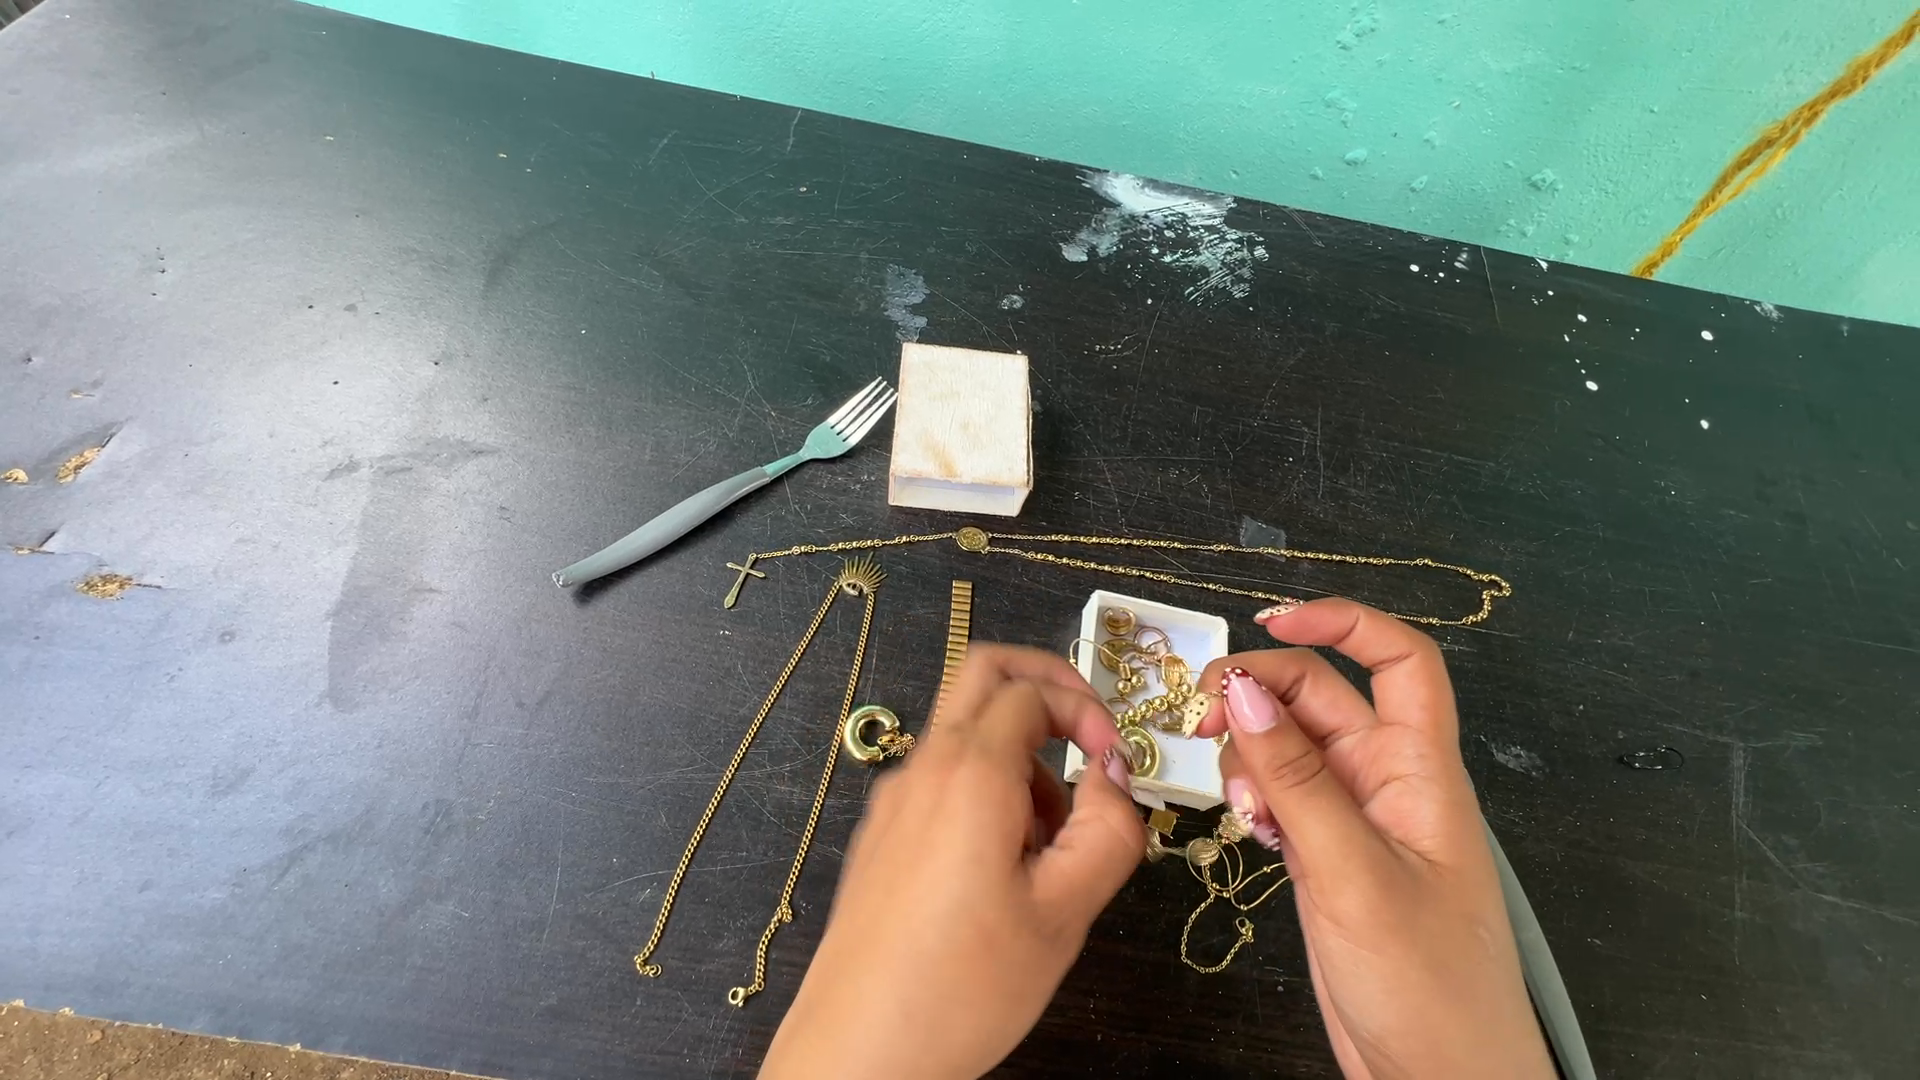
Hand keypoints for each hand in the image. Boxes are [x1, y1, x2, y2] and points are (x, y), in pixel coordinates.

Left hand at [761, 645, 1142, 1079]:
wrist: (856, 1052)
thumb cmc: (965, 984)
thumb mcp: (1063, 912)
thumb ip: (1108, 828)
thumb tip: (1113, 773)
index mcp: (969, 769)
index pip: (1032, 690)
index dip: (1085, 710)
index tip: (1114, 762)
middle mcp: (925, 764)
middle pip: (983, 672)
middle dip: (1045, 685)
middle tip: (1086, 735)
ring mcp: (896, 794)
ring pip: (966, 728)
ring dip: (1021, 754)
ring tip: (1050, 845)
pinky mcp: (884, 828)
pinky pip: (944, 774)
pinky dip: (988, 785)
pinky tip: (1004, 865)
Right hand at [1194, 598, 1552, 1079]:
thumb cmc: (1423, 981)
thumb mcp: (1354, 873)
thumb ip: (1296, 779)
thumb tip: (1243, 692)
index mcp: (1418, 769)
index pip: (1401, 662)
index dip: (1345, 624)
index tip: (1270, 620)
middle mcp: (1382, 777)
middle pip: (1317, 696)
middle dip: (1257, 692)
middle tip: (1203, 716)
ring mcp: (1347, 813)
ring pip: (1284, 742)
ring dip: (1248, 753)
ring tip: (1241, 805)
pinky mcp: (1318, 846)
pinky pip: (1273, 790)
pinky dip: (1250, 793)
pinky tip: (1247, 827)